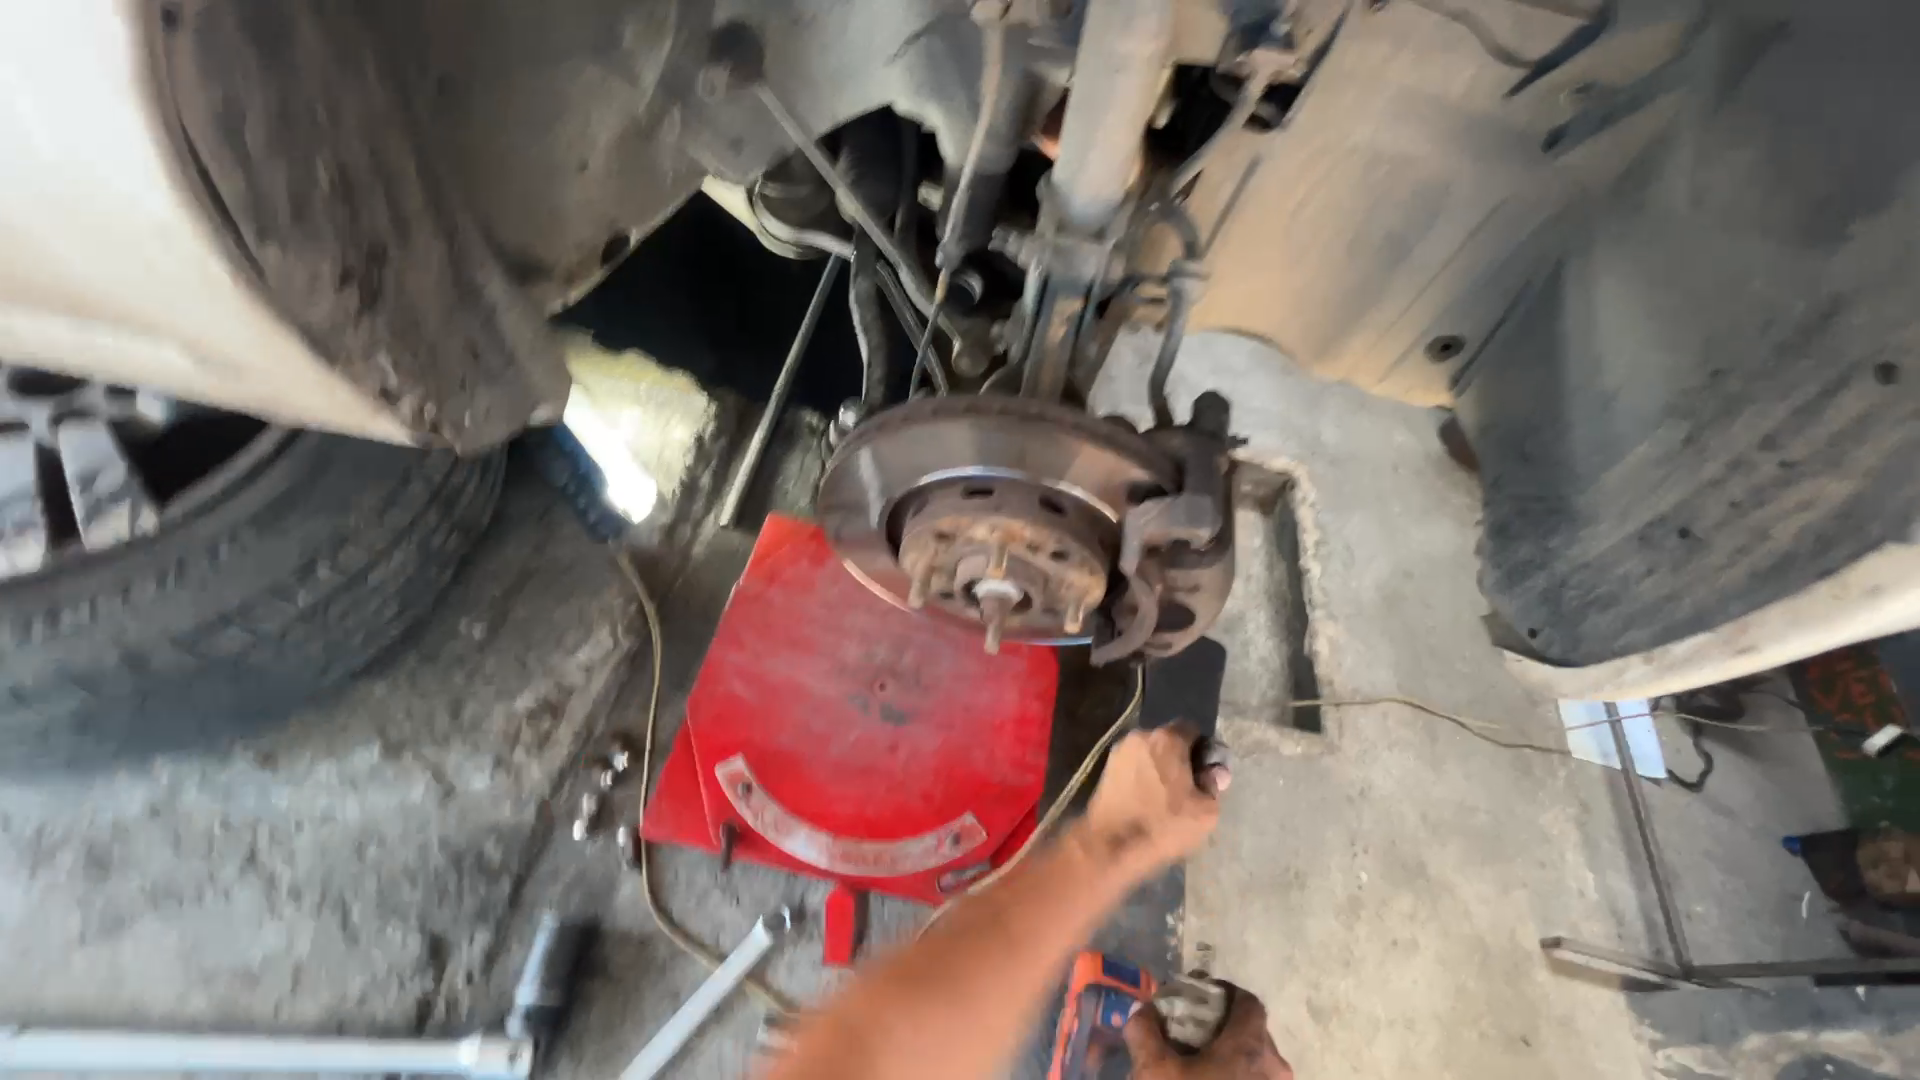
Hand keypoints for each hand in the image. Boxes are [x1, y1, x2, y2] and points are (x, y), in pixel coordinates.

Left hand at [1076, 724, 1223, 878]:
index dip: (1204, 749)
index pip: (1192, 729)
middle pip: (1168, 740)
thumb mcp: (1205, 811)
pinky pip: (1134, 766)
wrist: (1111, 844)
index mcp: (1166, 739)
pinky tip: (1148, 800)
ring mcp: (1119, 751)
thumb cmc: (1163, 824)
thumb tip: (1215, 771)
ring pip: (1149, 754)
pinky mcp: (1106, 768)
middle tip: (1190, 788)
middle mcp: (1140, 736)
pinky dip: (1143, 776)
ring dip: (1160, 768)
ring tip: (1168, 798)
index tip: (1207, 773)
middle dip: (1181, 759)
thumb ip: (1214, 784)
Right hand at [1124, 986, 1292, 1079]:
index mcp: (1250, 1049)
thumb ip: (1144, 1029)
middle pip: (1254, 1035)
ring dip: (1231, 1060)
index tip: (1200, 996)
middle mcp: (1275, 1073)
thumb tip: (1143, 1012)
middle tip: (1194, 1034)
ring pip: (1257, 1067)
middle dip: (1224, 1029)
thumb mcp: (1151, 1070)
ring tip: (1199, 1067)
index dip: (1225, 993)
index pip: (1249, 1003)